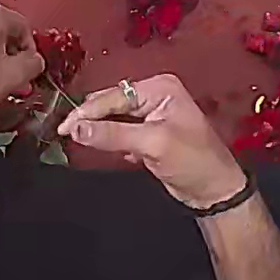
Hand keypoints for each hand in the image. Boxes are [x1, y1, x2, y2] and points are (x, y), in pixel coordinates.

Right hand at [58, 74, 246, 208]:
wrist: (215, 191)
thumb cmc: (192, 161)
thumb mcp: (152, 144)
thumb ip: (112, 134)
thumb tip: (75, 128)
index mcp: (159, 87)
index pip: (114, 95)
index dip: (87, 111)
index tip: (64, 127)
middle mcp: (154, 94)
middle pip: (111, 103)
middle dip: (89, 117)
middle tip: (64, 133)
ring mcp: (151, 113)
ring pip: (113, 117)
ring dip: (97, 128)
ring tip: (74, 138)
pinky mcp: (148, 132)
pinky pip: (119, 129)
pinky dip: (108, 138)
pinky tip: (99, 146)